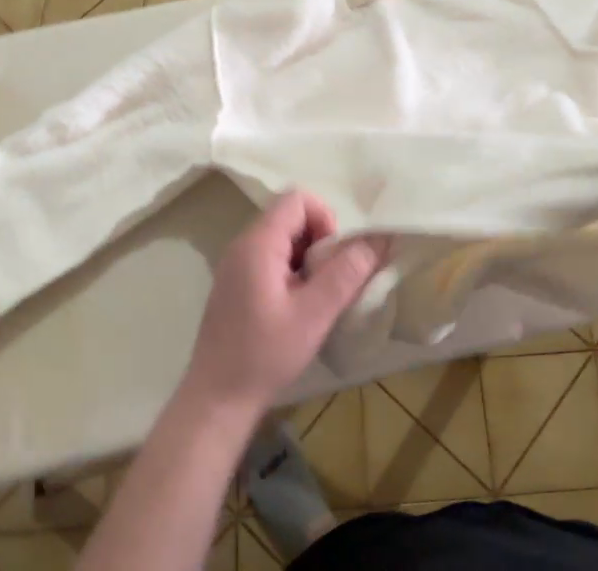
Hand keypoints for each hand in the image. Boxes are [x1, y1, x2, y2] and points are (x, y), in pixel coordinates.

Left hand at [180, 191, 385, 415]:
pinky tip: (296, 310)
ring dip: (307, 259)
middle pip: (290, 216)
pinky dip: (291, 272)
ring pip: (282, 239)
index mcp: (257, 243)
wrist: (217, 398)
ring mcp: (235, 264)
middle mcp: (242, 244)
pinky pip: (270, 258)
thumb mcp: (314, 314)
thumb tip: (380, 238)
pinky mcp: (235, 284)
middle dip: (319, 242)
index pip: (298, 199)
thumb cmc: (265, 354)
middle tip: (328, 283)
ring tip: (314, 300)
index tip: (334, 259)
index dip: (325, 219)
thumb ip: (347, 272)